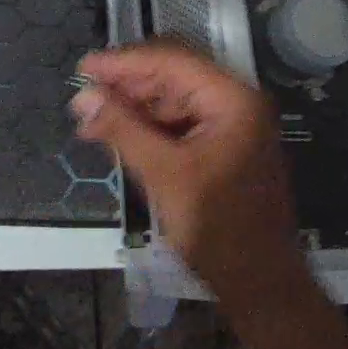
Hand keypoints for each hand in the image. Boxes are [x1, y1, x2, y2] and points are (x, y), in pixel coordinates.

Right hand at [71, 40, 298, 299]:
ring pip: (172, 100)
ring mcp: (232, 125)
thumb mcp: (164, 175)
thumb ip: (122, 129)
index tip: (84, 68)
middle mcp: (236, 102)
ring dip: (133, 106)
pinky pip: (179, 123)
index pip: (171, 61)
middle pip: (172, 76)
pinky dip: (148, 126)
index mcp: (232, 99)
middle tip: (84, 94)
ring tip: (92, 118)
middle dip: (126, 84)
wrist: (264, 287)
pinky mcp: (223, 147)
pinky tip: (117, 135)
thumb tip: (83, 97)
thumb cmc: (219, 229)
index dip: (124, 63)